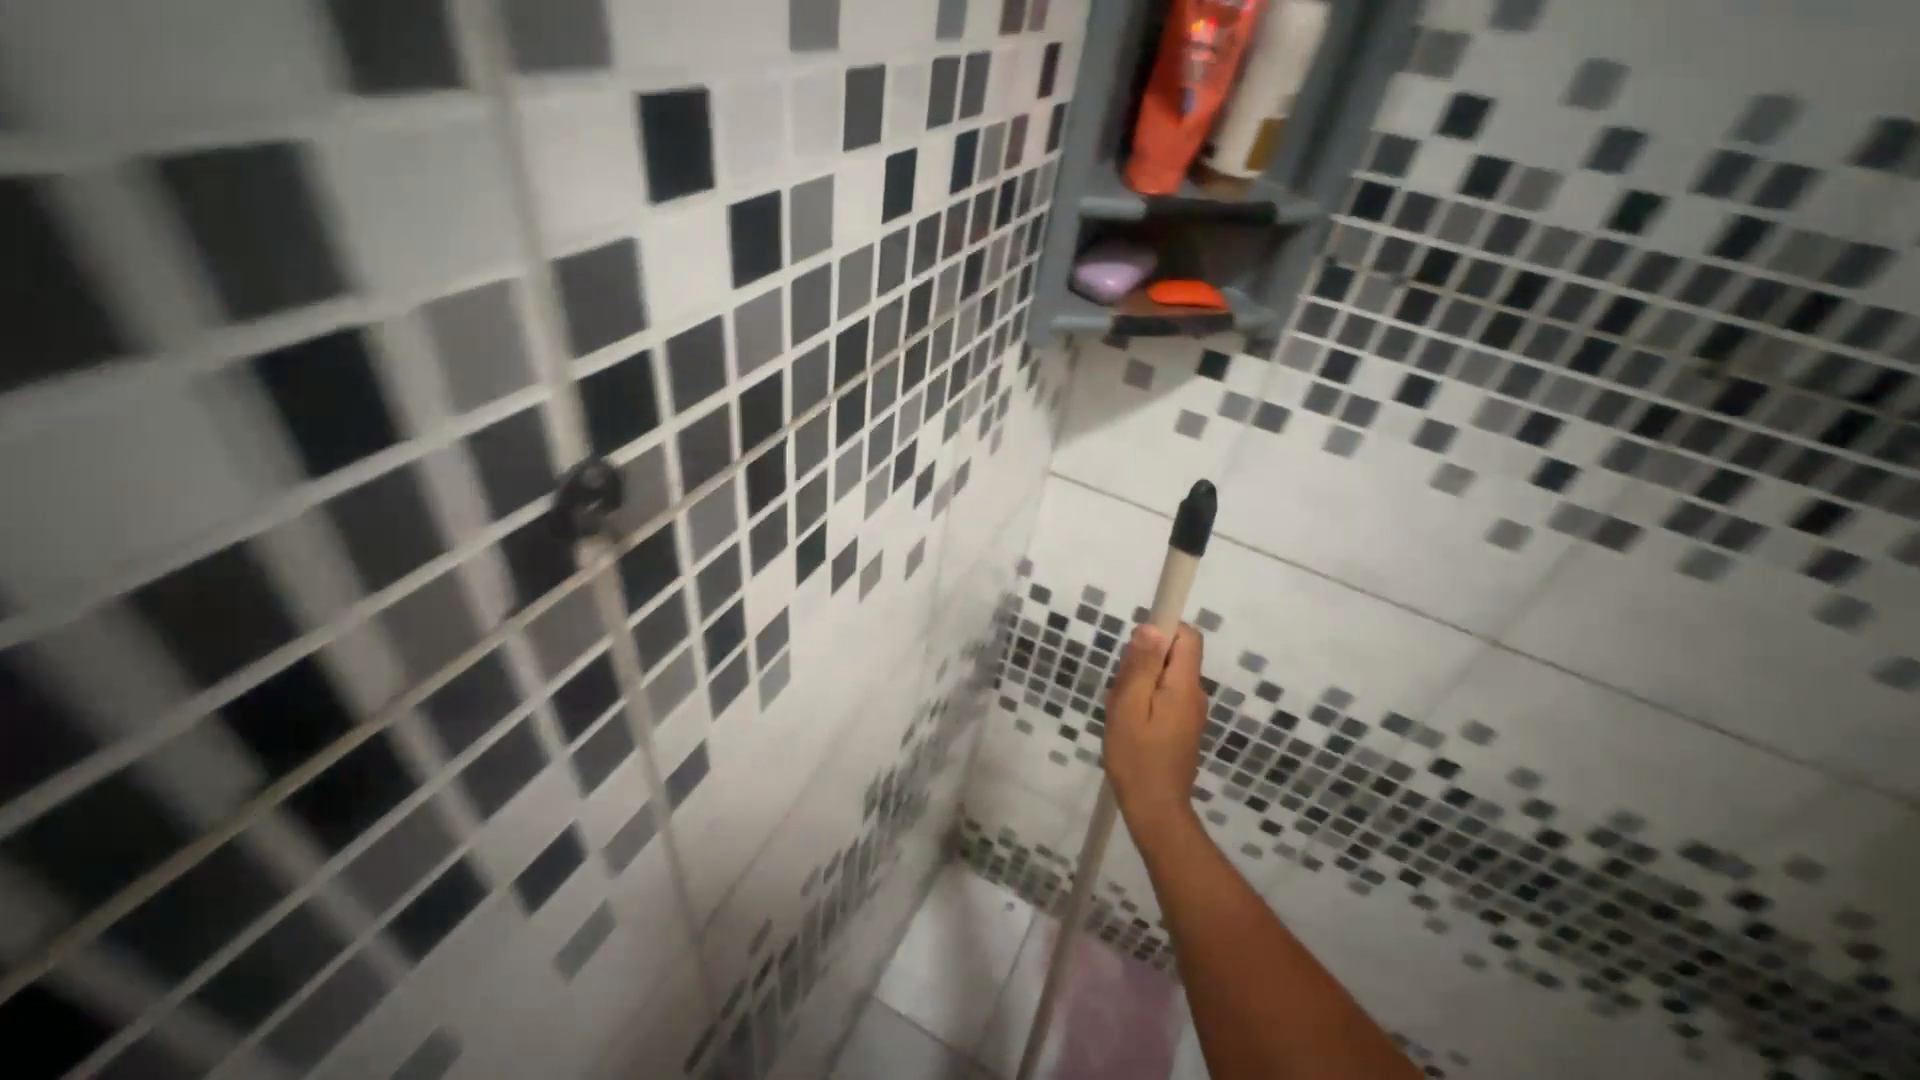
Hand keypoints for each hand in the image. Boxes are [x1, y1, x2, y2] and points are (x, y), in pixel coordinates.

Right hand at [1104, 623, 1206, 829]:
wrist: (1155, 809)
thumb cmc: (1136, 757)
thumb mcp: (1128, 707)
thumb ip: (1142, 667)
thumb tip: (1152, 627)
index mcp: (1185, 685)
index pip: (1187, 635)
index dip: (1163, 628)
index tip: (1135, 648)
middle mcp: (1195, 694)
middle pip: (1174, 655)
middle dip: (1145, 660)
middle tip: (1121, 690)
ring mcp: (1191, 712)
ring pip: (1166, 676)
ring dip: (1141, 683)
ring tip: (1122, 711)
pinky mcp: (1183, 726)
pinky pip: (1165, 696)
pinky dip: (1146, 701)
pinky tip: (1129, 725)